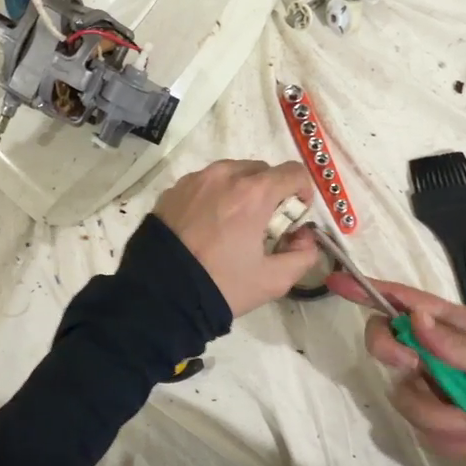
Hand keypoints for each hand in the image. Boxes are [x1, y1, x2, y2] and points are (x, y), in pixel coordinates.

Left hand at [154, 159, 318, 317]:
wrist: (160, 294)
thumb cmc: (222, 285)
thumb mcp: (273, 280)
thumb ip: (303, 255)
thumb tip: (305, 238)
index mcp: (254, 192)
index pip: (293, 172)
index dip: (301, 192)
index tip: (293, 216)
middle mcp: (225, 175)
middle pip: (262, 171)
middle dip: (270, 193)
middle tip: (262, 225)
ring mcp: (195, 180)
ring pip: (231, 173)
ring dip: (241, 191)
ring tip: (231, 225)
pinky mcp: (173, 190)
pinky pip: (204, 184)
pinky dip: (213, 197)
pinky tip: (205, 226)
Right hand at [327, 274, 465, 465]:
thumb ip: (458, 344)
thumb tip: (415, 316)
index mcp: (455, 327)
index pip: (404, 301)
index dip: (369, 290)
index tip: (338, 283)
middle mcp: (436, 352)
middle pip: (387, 342)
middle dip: (396, 357)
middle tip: (415, 368)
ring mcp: (432, 387)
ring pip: (402, 393)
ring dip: (439, 414)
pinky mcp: (433, 419)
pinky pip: (418, 425)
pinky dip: (448, 436)